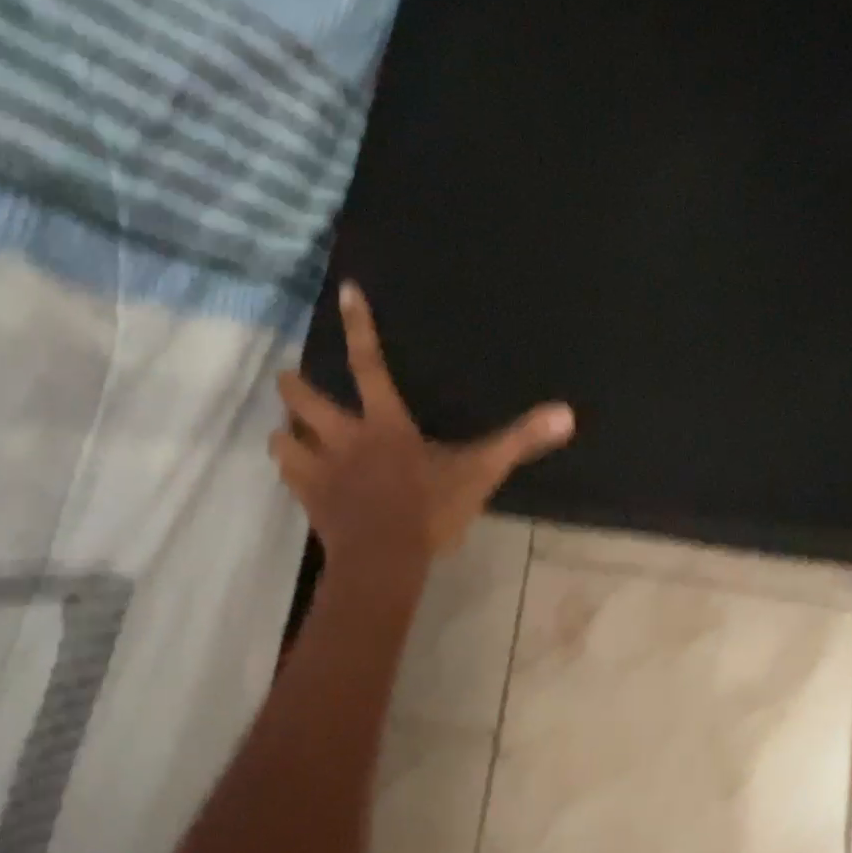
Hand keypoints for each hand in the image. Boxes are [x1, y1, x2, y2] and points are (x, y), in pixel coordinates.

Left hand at [272, 282, 574, 587]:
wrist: (384, 561)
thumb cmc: (431, 511)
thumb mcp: (481, 472)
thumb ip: (519, 441)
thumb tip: (566, 414)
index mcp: (386, 423)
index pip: (369, 364)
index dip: (359, 326)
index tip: (344, 292)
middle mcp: (346, 437)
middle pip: (306, 400)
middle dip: (292, 386)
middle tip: (286, 376)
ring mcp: (322, 470)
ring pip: (285, 439)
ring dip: (285, 431)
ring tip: (287, 429)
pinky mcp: (309, 501)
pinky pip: (288, 476)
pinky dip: (287, 468)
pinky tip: (292, 468)